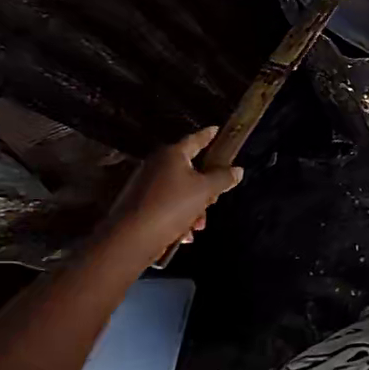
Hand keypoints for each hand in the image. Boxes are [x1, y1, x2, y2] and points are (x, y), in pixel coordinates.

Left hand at [96, 127, 243, 263]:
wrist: (130, 239)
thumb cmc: (171, 206)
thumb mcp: (205, 191)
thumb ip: (223, 178)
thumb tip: (237, 170)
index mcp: (172, 155)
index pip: (195, 139)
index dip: (209, 135)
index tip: (217, 130)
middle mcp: (156, 166)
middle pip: (190, 170)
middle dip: (206, 188)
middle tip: (215, 199)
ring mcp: (146, 186)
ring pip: (181, 192)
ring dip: (195, 208)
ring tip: (198, 225)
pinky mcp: (139, 206)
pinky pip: (167, 206)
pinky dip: (179, 218)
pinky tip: (185, 234)